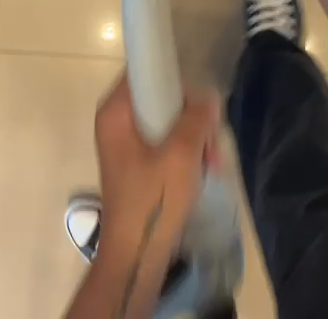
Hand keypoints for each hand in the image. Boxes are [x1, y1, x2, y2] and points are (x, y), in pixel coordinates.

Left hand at [91, 76, 220, 270]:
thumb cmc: (153, 200)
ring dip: (192, 138)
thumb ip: (196, 118)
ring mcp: (124, 144)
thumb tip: (208, 96)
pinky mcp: (135, 164)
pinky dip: (184, 153)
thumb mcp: (182, 154)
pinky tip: (203, 170)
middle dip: (190, 117)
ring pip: (166, 122)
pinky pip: (163, 143)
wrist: (135, 255)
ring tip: (212, 161)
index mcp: (115, 111)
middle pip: (159, 97)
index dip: (175, 80)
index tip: (198, 102)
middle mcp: (115, 121)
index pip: (145, 71)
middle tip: (210, 140)